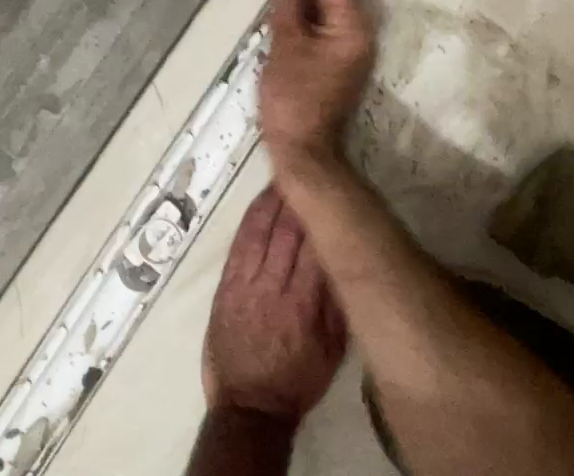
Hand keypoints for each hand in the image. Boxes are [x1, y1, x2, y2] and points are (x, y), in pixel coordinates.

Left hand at [202, 187, 347, 422]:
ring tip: (290, 171)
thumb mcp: (335, 350)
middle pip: (290, 232)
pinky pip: (240, 242)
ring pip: (263, 230)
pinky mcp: (226, 286)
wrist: (248, 407)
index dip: (326, 214)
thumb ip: (339, 303)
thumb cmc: (298, 380)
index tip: (337, 187)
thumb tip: (347, 258)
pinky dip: (253, 216)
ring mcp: (246, 285)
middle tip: (315, 166)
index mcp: (305, 306)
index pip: (318, 248)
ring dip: (277, 198)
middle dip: (302, 197)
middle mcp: (275, 289)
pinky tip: (265, 197)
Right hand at [260, 0, 374, 165]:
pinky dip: (308, 15)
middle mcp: (361, 32)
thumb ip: (287, 2)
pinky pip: (326, 25)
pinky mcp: (342, 60)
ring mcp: (353, 47)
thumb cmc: (293, 97)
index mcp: (352, 25)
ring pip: (329, 6)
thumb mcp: (285, 44)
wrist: (304, 150)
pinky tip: (286, 12)